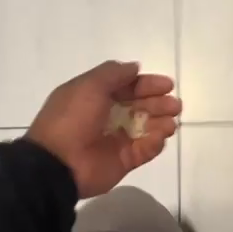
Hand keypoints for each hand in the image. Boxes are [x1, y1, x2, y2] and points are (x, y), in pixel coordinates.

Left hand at [26, 61, 180, 198]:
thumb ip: (114, 74)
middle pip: (139, 106)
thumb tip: (135, 68)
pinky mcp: (123, 161)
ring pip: (146, 128)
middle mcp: (107, 116)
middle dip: (159, 103)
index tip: (168, 85)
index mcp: (95, 97)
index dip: (147, 84)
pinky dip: (155, 142)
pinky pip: (144, 150)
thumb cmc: (73, 118)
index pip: (127, 87)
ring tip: (171, 122)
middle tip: (175, 105)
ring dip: (161, 122)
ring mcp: (116, 140)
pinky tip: (160, 136)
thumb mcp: (89, 85)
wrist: (57, 163)